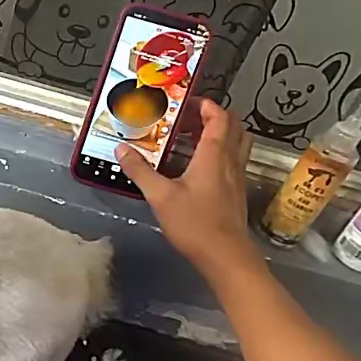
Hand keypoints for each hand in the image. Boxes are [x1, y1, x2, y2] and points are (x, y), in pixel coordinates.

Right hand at [118, 99, 260, 277]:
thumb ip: (140, 171)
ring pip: (238, 144)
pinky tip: (201, 167)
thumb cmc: (196, 224)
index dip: (207, 105)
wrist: (227, 258)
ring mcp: (237, 177)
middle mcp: (230, 161)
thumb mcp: (161, 196)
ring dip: (221, 134)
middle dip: (215, 116)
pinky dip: (221, 154)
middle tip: (191, 118)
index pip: (219, 117)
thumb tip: (122, 150)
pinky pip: (234, 161)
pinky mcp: (237, 193)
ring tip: (196, 138)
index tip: (189, 102)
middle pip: (234, 126)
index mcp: (214, 154)